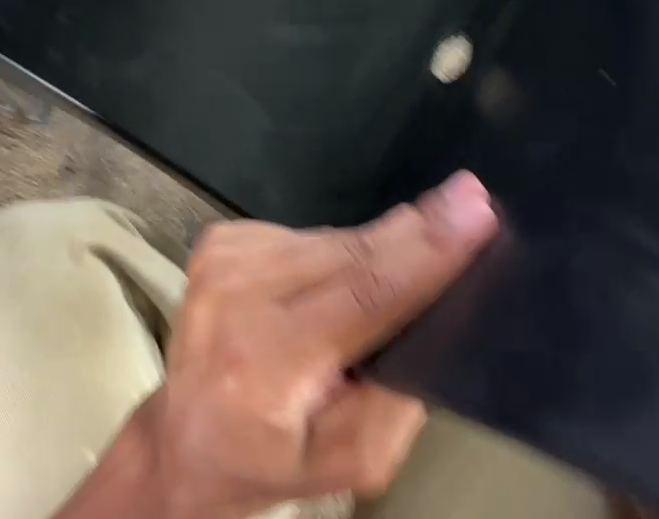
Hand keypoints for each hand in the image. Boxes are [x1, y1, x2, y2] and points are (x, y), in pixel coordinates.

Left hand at [60, 171, 499, 518]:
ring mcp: (223, 258)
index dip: (424, 252)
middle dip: (417, 231)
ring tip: (388, 280)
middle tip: (471, 198)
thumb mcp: (351, 459)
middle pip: (352, 252)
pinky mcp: (220, 239)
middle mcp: (236, 294)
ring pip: (333, 239)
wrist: (184, 435)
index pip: (363, 293)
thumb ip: (396, 397)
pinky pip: (306, 236)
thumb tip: (433, 306)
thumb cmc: (272, 455)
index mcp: (264, 360)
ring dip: (374, 251)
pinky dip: (333, 255)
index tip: (473, 209)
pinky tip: (328, 284)